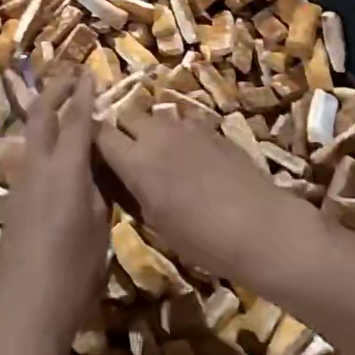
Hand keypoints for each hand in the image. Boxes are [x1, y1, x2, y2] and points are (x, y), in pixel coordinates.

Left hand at [0, 69, 107, 346]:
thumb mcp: (99, 225)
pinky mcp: (13, 200)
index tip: (89, 73)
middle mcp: (37, 166)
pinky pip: (29, 157)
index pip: (75, 120)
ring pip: (30, 135)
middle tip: (70, 77)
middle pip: (41, 116)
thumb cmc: (74, 271)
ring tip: (63, 108)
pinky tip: (54, 153)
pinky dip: (42, 141)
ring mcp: (20, 183)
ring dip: (45, 114)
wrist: (26, 308)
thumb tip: (97, 163)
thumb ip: (98, 187)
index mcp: (65, 169)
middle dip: (54, 91)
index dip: (83, 94)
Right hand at [96, 105, 321, 287]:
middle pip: (126, 116)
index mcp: (136, 160)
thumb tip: (119, 178)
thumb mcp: (155, 222)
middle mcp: (157, 135)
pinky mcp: (211, 128)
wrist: (261, 227)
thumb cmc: (202, 238)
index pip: (99, 133)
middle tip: (127, 156)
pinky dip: (178, 135)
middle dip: (121, 130)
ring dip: (151, 131)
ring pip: (155, 117)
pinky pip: (183, 123)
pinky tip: (190, 158)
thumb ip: (131, 192)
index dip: (92, 140)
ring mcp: (186, 127)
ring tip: (160, 156)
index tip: (92, 153)